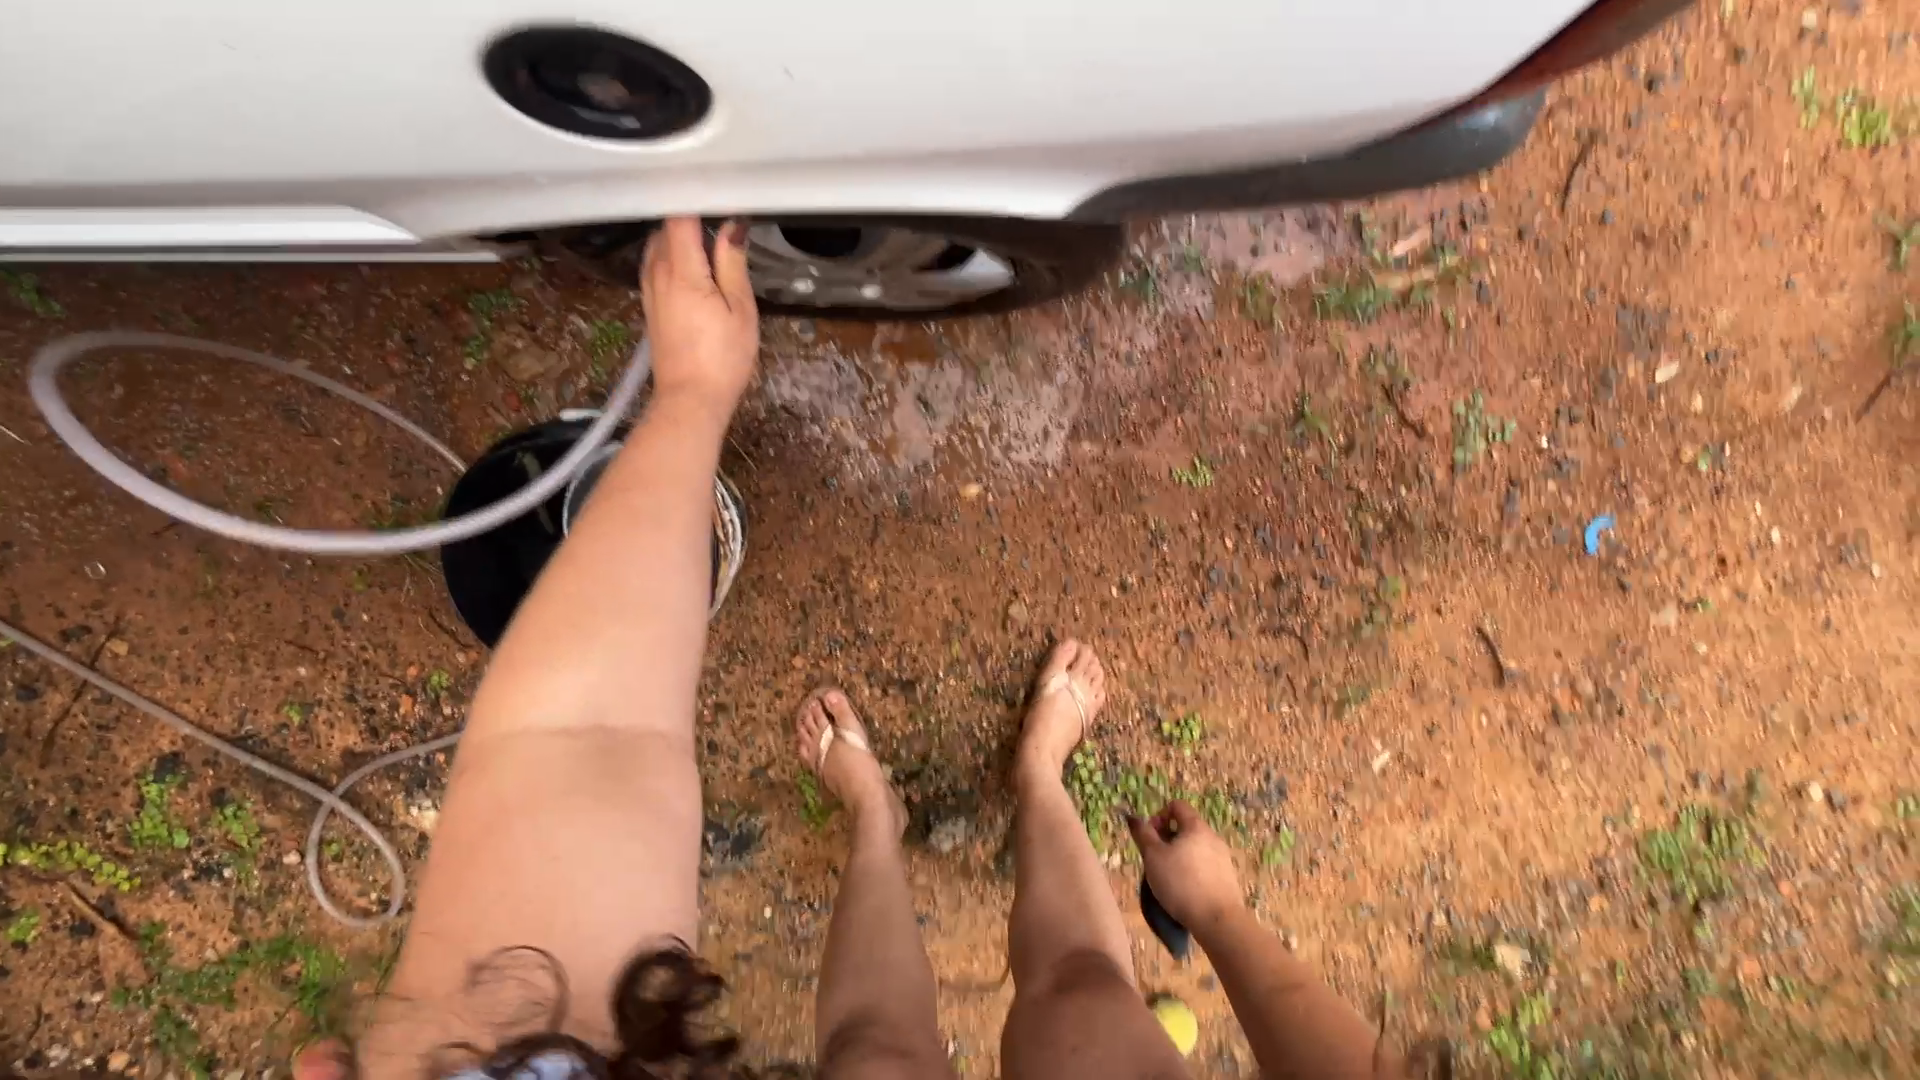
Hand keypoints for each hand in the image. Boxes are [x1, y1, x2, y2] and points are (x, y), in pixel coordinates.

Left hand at [640, 217, 758, 414]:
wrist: (691, 400)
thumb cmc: (723, 359)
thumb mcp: (740, 310)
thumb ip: (732, 263)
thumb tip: (733, 227)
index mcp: (682, 270)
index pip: (680, 216)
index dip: (698, 199)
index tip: (720, 195)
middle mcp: (658, 273)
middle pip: (667, 228)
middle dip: (691, 218)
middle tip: (722, 220)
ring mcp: (650, 289)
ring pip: (658, 245)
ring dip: (681, 238)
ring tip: (710, 243)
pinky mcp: (650, 305)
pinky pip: (656, 265)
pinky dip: (673, 257)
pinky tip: (695, 268)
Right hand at [1127, 800, 1242, 932]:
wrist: (1218, 921)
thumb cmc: (1181, 883)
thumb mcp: (1153, 857)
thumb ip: (1143, 834)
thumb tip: (1134, 818)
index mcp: (1195, 826)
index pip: (1176, 806)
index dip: (1159, 816)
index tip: (1151, 838)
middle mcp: (1212, 837)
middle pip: (1185, 827)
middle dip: (1167, 839)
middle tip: (1156, 860)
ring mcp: (1223, 858)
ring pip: (1195, 848)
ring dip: (1179, 856)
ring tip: (1169, 878)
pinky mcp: (1228, 878)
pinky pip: (1205, 865)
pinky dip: (1193, 871)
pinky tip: (1186, 891)